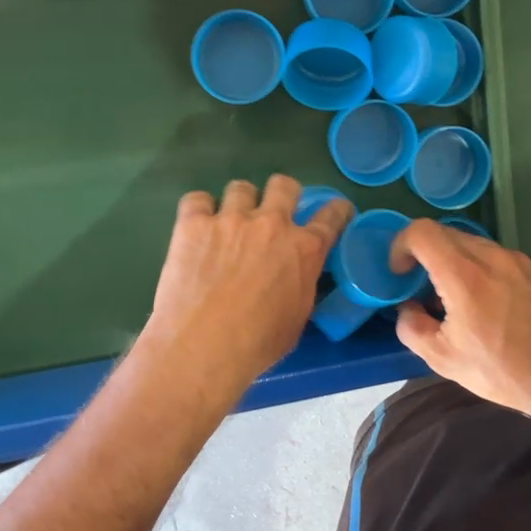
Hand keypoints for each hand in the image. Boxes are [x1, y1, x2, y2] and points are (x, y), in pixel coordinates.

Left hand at [143, 175, 351, 390]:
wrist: (202, 345)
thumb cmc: (257, 343)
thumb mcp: (297, 317)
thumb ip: (301, 286)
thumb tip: (296, 278)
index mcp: (304, 249)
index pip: (331, 216)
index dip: (337, 210)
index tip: (336, 210)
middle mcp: (272, 224)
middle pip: (285, 186)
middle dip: (283, 195)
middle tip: (273, 213)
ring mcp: (230, 219)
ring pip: (241, 187)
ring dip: (240, 202)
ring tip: (229, 222)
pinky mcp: (193, 223)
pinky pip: (197, 198)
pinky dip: (199, 209)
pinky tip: (197, 226)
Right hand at [391, 220, 530, 416]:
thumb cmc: (501, 370)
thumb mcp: (443, 358)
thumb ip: (412, 327)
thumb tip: (407, 309)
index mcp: (465, 275)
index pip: (422, 232)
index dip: (400, 246)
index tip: (398, 274)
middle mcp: (490, 257)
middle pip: (442, 233)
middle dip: (421, 254)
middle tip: (415, 288)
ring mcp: (513, 260)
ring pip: (466, 243)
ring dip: (446, 261)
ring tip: (444, 299)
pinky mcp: (527, 269)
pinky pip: (487, 255)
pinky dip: (469, 267)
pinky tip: (474, 303)